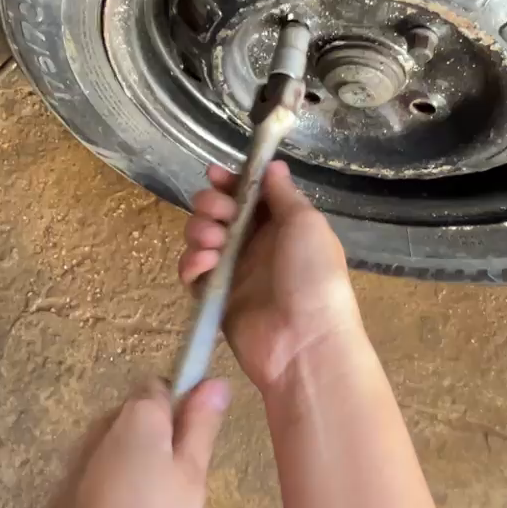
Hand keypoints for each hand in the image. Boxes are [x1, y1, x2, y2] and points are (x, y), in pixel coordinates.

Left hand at [40, 378, 231, 507]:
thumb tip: (218, 382)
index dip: (182, 407)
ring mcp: (84, 447)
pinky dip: (115, 480)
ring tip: (152, 502)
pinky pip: (102, 466)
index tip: (193, 441)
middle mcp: (108, 418)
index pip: (165, 385)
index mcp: (140, 411)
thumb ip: (202, 426)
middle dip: (159, 438)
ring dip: (136, 461)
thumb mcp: (190, 476)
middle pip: (141, 415)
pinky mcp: (69, 477)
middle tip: (177, 480)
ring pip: (121, 443)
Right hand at [178, 160, 362, 393]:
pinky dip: (192, 263)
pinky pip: (192, 271)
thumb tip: (273, 164)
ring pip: (200, 236)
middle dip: (211, 204)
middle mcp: (254, 243)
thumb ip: (282, 193)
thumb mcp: (306, 223)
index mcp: (279, 224)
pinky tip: (205, 265)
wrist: (305, 343)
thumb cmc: (314, 276)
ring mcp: (232, 270)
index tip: (215, 175)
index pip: (246, 193)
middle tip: (221, 216)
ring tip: (214, 242)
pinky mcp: (214, 297)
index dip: (228, 181)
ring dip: (200, 230)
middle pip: (217, 210)